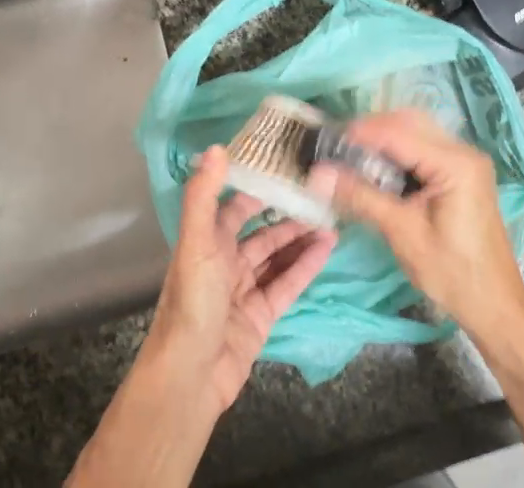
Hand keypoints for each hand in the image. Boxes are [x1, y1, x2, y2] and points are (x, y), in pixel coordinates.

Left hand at [144, 146, 336, 417]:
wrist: (192, 374)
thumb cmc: (192, 302)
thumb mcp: (196, 243)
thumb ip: (204, 195)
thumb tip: (216, 148)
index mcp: (206, 242)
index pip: (234, 206)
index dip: (258, 187)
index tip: (286, 167)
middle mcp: (224, 262)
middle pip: (261, 231)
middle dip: (287, 214)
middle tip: (320, 196)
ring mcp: (244, 290)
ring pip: (277, 256)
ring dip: (301, 238)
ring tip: (331, 219)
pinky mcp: (262, 315)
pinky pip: (288, 283)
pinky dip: (307, 265)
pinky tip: (327, 247)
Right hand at [328, 110, 523, 336]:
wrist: (493, 303)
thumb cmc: (452, 272)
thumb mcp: (402, 233)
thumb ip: (362, 197)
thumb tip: (319, 174)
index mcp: (456, 164)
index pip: (398, 133)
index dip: (360, 133)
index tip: (328, 141)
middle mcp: (464, 153)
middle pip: (409, 122)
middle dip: (371, 130)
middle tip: (338, 147)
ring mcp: (466, 162)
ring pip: (417, 131)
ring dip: (384, 138)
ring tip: (352, 156)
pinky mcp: (462, 173)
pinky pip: (425, 147)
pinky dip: (399, 151)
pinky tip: (378, 168)